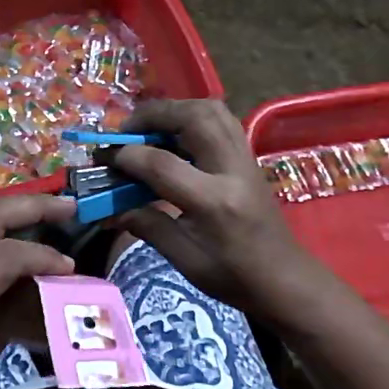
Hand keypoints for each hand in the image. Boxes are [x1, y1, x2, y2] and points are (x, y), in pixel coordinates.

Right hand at [110, 99, 327, 314]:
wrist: (284, 279)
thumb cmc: (233, 277)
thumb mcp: (184, 259)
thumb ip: (147, 225)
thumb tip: (109, 208)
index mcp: (214, 203)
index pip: (162, 164)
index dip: (127, 156)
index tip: (104, 156)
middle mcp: (232, 170)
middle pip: (193, 118)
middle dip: (154, 116)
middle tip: (127, 131)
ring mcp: (245, 159)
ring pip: (211, 110)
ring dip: (175, 110)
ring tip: (150, 127)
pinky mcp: (249, 156)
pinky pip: (221, 119)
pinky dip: (193, 116)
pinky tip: (175, 135)